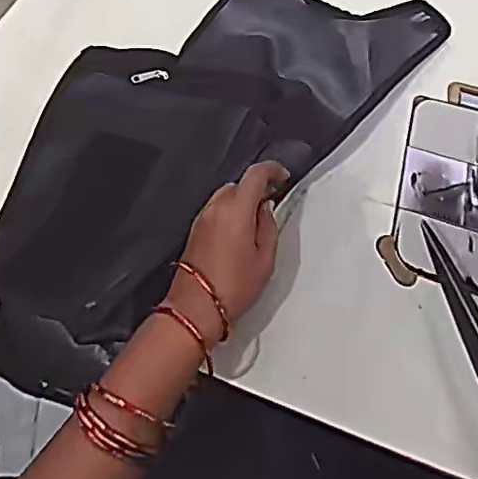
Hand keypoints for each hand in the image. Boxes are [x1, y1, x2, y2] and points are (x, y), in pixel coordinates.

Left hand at [169, 161, 289, 337]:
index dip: (272, 170)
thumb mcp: (265, 259)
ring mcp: (202, 218)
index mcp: (236, 209)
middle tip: (272, 204)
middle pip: (240, 184)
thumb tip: (266, 210)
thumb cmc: (233, 286)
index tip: (283, 177)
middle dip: (257, 189)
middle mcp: (216, 208)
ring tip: (256, 222)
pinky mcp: (195, 230)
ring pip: (226, 196)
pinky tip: (239, 233)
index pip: (255, 174)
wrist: (195, 308)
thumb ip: (269, 227)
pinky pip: (216, 210)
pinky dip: (230, 212)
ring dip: (242, 201)